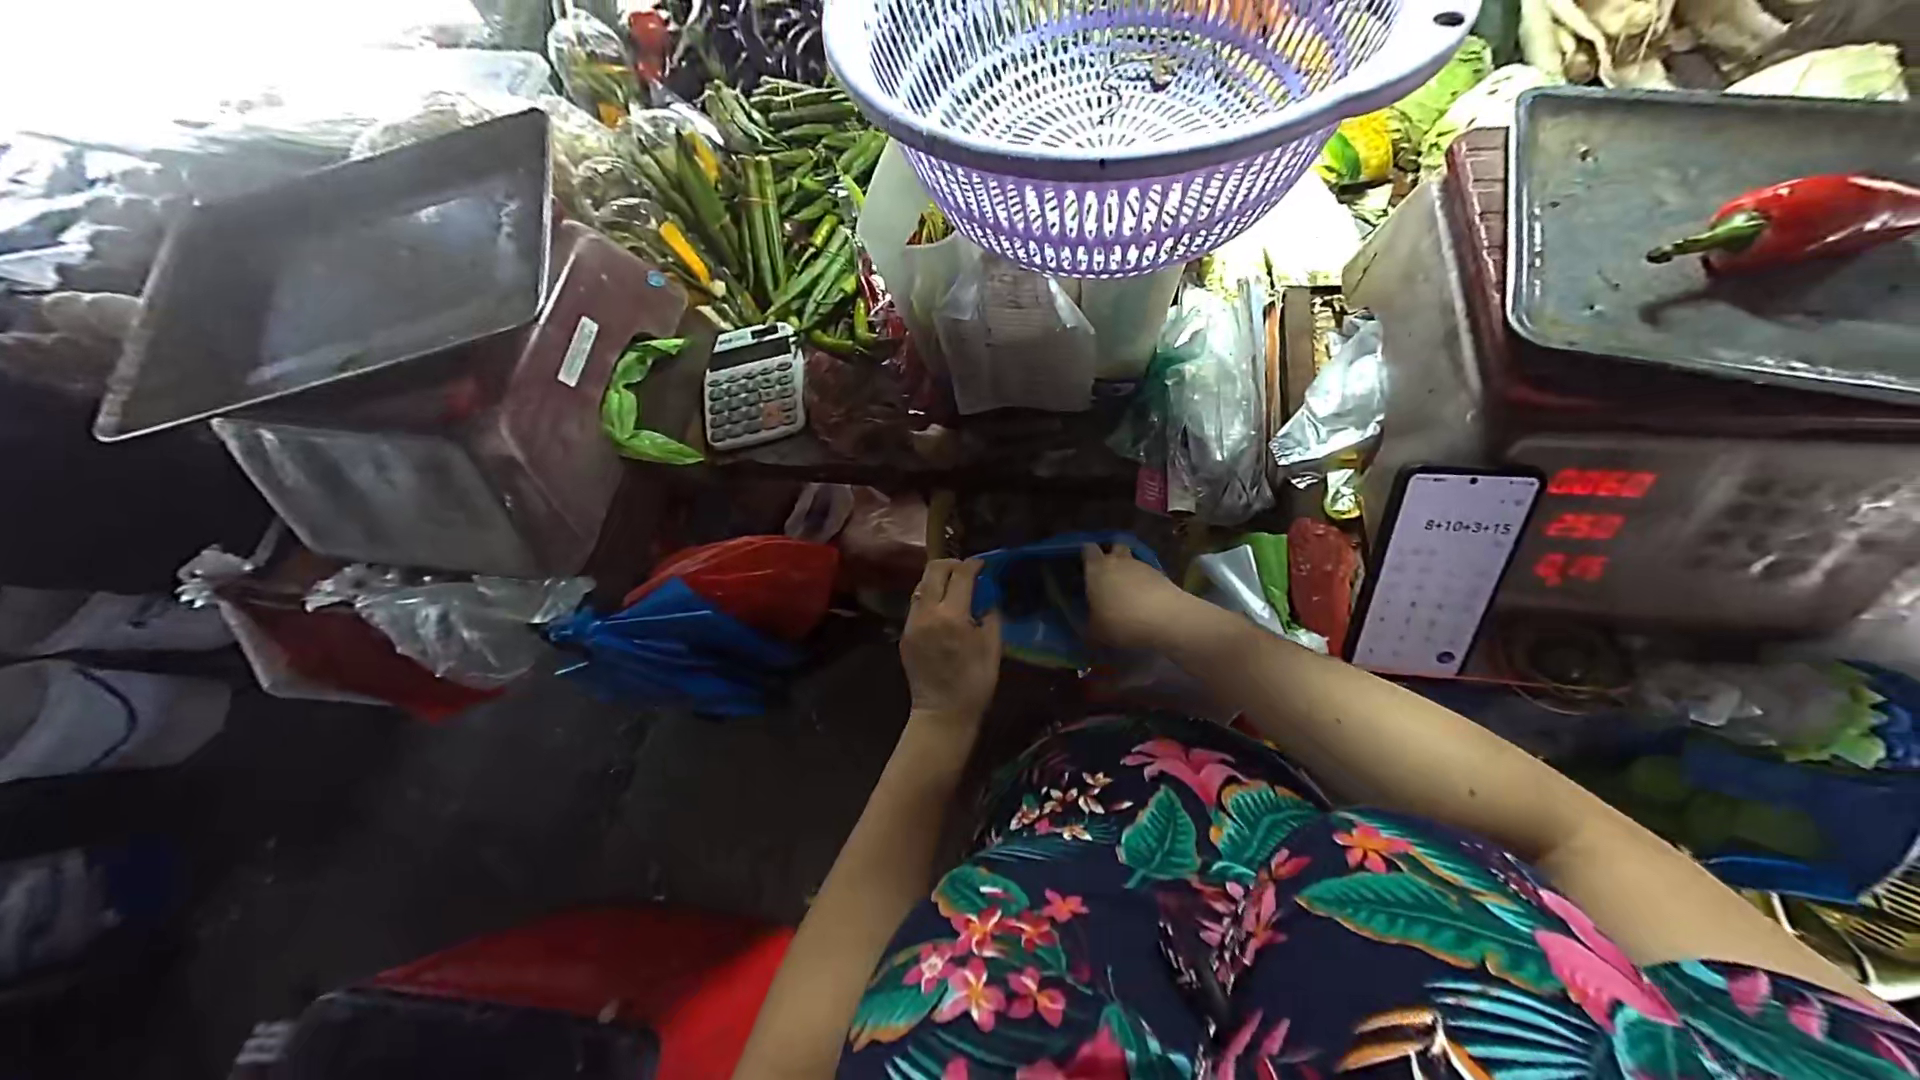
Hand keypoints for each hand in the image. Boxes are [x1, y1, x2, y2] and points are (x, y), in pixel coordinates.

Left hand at [901, 558, 1001, 724]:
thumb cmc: (975, 683)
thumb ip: (991, 615)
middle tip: (966, 570)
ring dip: (937, 580)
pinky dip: (929, 599)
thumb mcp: (993, 647)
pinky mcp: (904, 634)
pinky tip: (943, 610)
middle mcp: (927, 614)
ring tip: (954, 589)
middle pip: (933, 570)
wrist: (942, 713)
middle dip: (951, 564)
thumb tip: (988, 596)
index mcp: (952, 616)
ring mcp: (911, 623)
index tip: (982, 564)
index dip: (973, 564)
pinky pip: (916, 605)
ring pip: (920, 586)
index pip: (961, 575)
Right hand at [1082, 542, 1200, 651]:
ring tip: (1128, 591)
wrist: (1165, 619)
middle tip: (1107, 573)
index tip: (1085, 565)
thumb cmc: (1120, 621)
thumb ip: (1091, 625)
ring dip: (1129, 571)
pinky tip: (1144, 599)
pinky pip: (1148, 574)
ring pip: (1132, 561)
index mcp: (1096, 569)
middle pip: (1114, 547)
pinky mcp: (1161, 575)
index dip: (1087, 555)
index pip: (1088, 550)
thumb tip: (1090, 627)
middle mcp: (1118, 561)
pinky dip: (1145, 583)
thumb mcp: (1097, 632)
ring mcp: (1142, 566)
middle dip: (1111, 555)